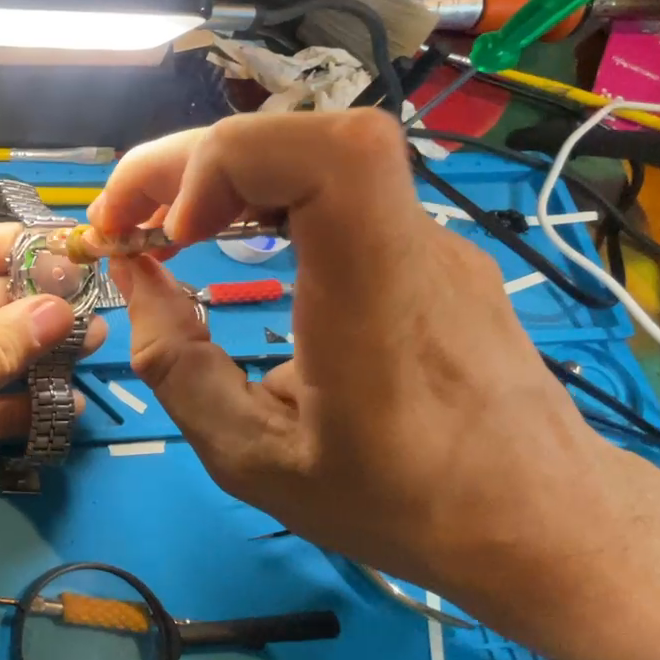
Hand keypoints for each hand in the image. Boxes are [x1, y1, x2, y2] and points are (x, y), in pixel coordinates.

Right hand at [95, 110, 659, 620]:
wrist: (543, 523)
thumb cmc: (397, 504)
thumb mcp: (251, 459)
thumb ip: (176, 366)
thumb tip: (134, 278)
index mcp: (377, 299)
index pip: (333, 155)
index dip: (230, 164)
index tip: (172, 236)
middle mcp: (412, 246)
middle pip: (305, 136)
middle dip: (186, 165)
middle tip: (116, 219)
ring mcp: (426, 239)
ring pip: (311, 153)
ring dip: (214, 174)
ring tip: (153, 226)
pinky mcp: (423, 249)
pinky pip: (329, 189)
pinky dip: (252, 194)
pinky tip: (217, 237)